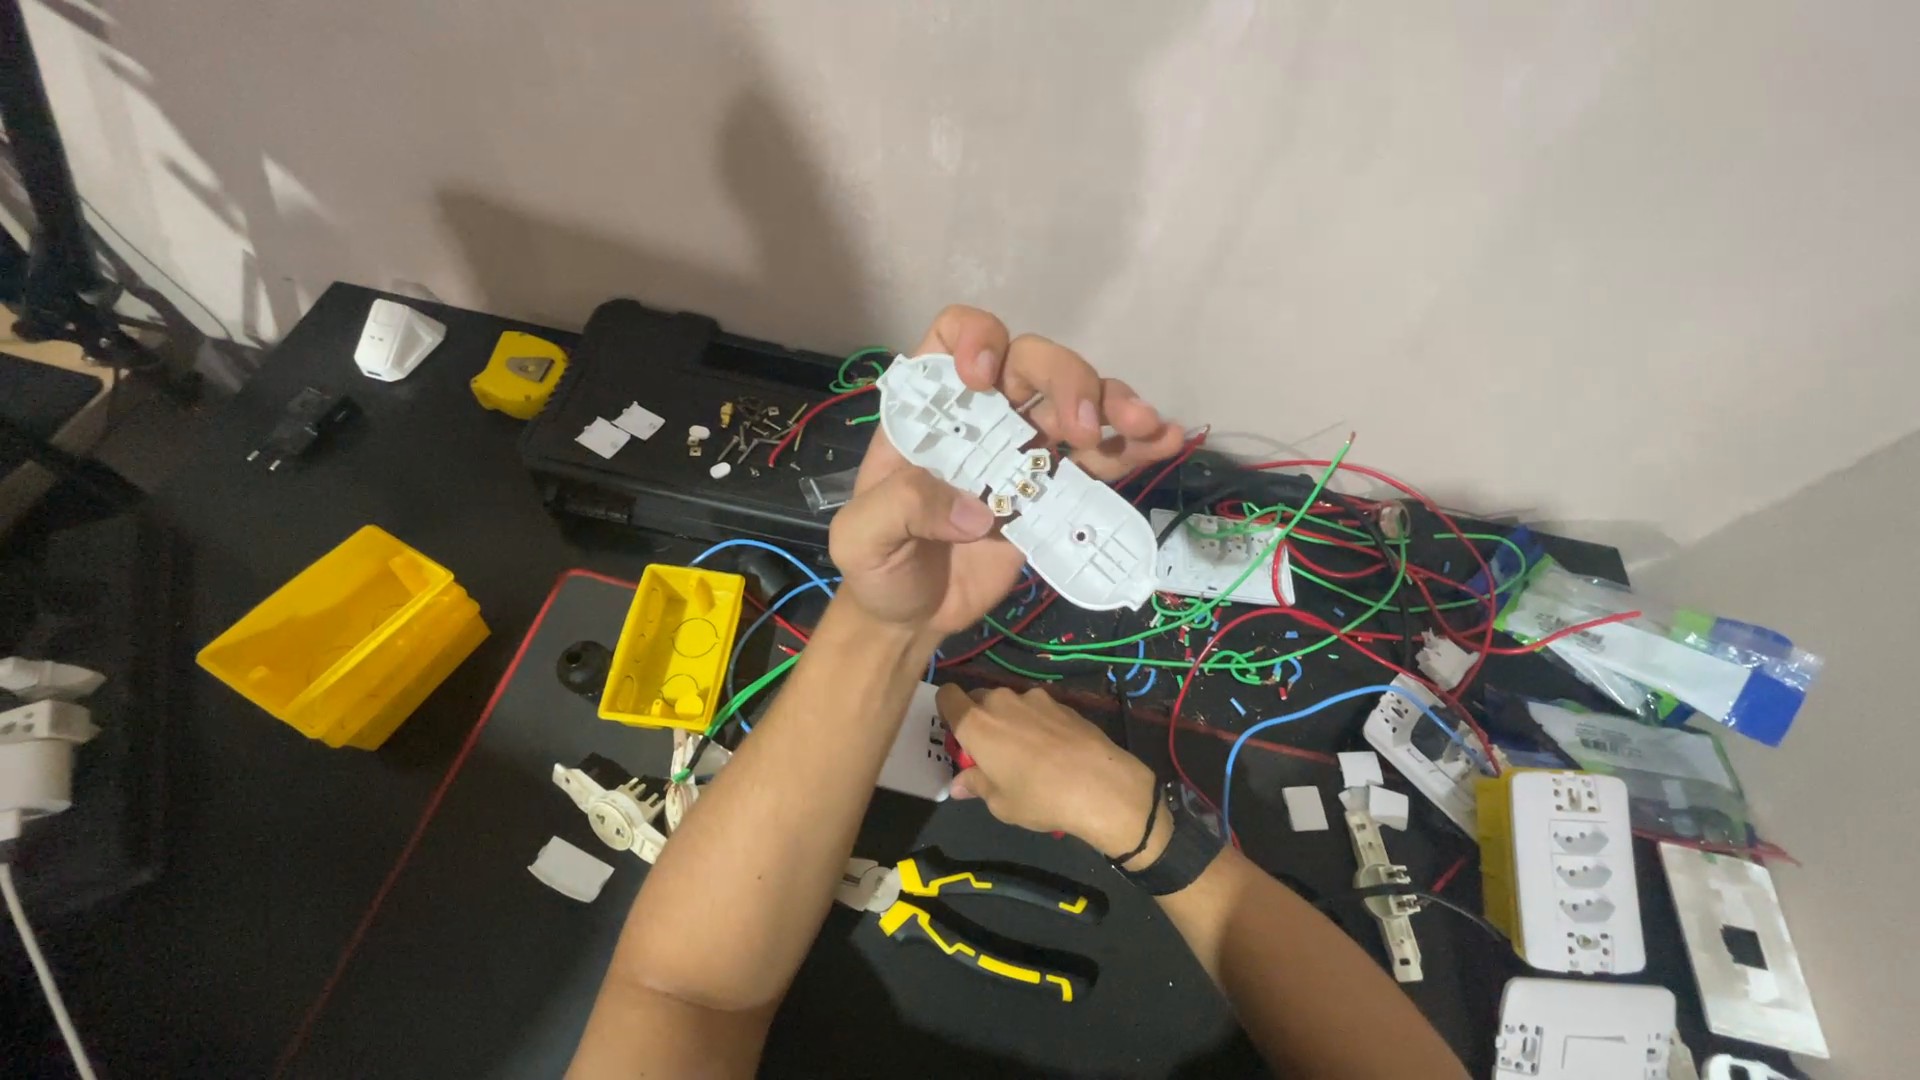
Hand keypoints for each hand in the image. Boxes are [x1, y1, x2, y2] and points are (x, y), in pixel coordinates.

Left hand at [828, 306, 1184, 633]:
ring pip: (1076, 403)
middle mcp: (982, 419)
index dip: (976, 339)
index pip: (954, 338)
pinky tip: (1164, 443)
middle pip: (1032, 361)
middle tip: (1083, 426)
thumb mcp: (862, 538)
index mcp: (931, 414)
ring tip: (1146, 426)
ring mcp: (1024, 452)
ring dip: (1114, 405)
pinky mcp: (1054, 492)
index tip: (985, 380)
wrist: (912, 617)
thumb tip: (981, 509)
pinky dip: (1132, 448)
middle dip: (1065, 378)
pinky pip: (1097, 459)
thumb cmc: (876, 568)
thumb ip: (905, 510)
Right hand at [935, 684, 1159, 859]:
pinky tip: (1054, 750)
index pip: (947, 695)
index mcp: (976, 723)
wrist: (1100, 785)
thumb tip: (960, 784)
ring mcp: (1034, 699)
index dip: (947, 711)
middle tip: (991, 752)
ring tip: (1027, 753)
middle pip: (978, 698)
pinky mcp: (1062, 703)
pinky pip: (1037, 708)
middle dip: (979, 719)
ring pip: (1010, 703)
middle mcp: (1001, 701)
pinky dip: (1037, 723)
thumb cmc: (1039, 797)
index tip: (958, 735)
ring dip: (1010, 720)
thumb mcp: (1000, 802)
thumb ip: (976, 785)